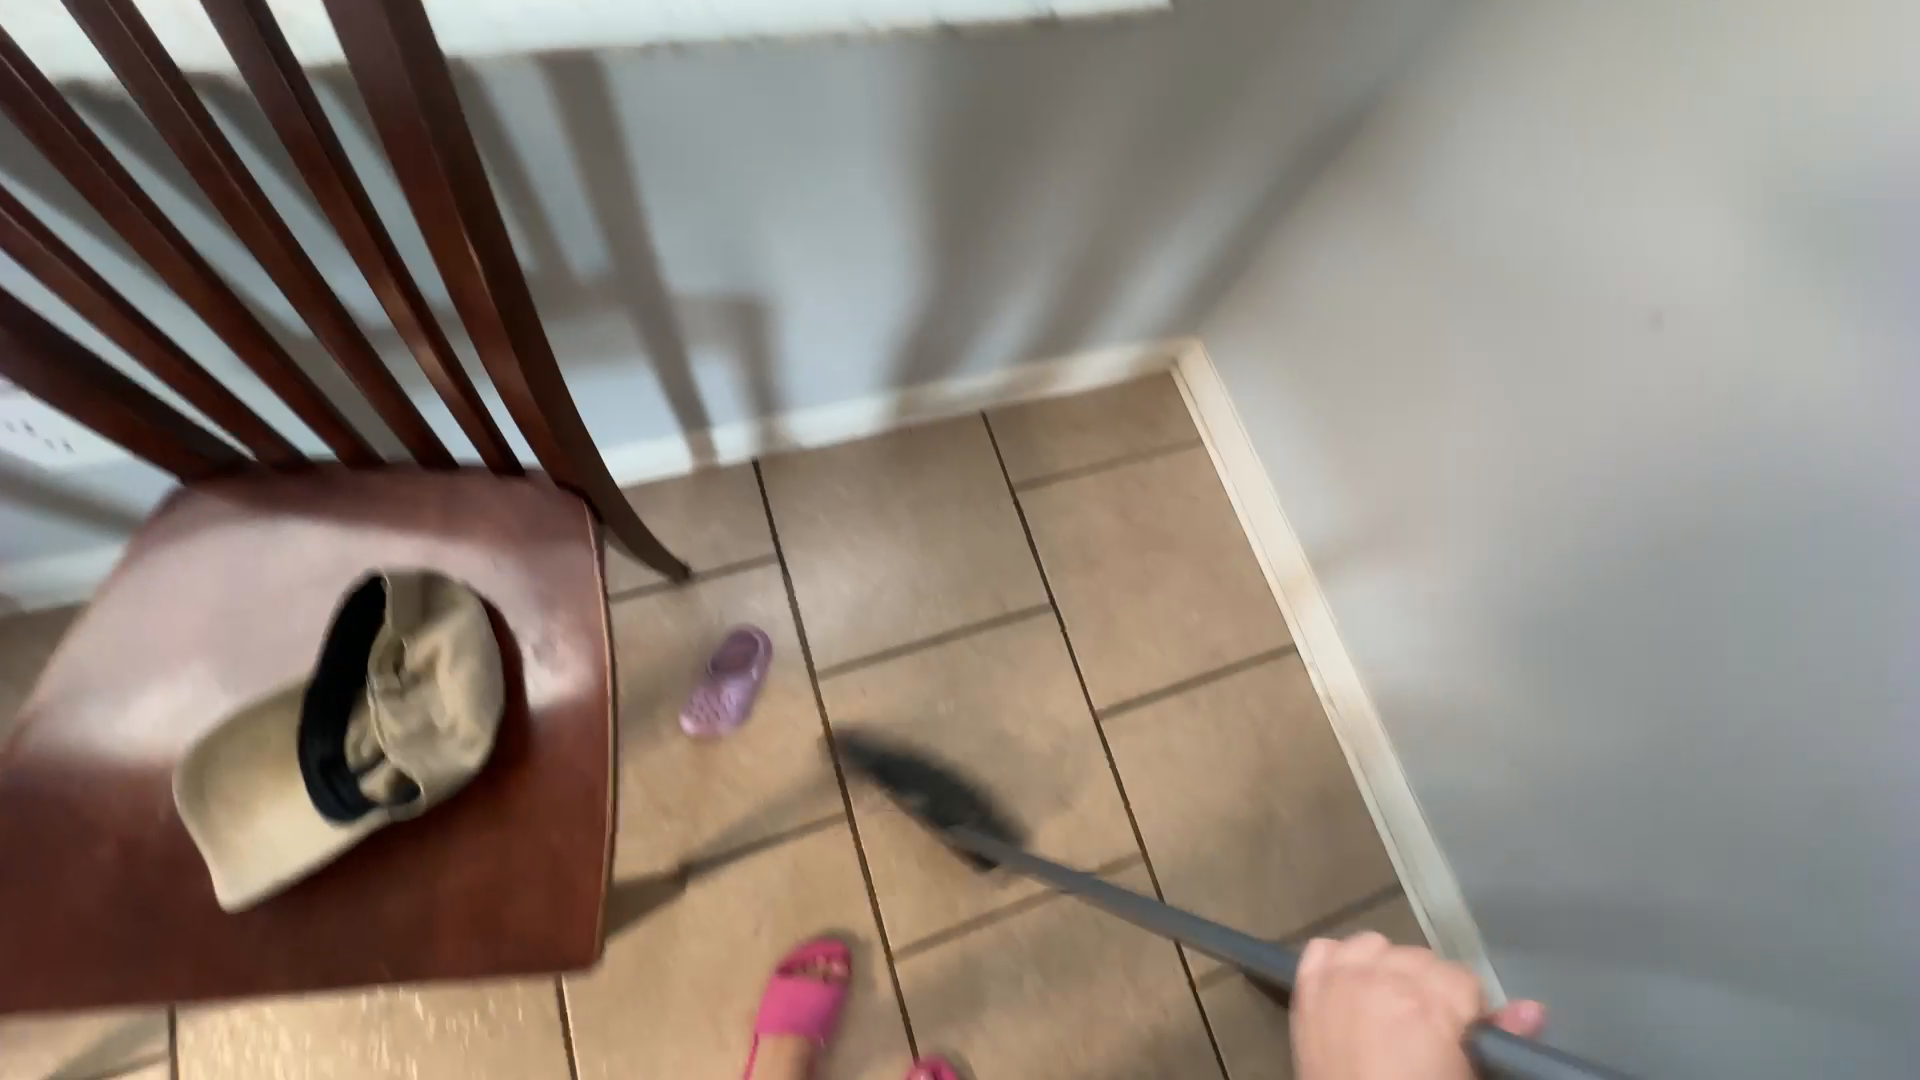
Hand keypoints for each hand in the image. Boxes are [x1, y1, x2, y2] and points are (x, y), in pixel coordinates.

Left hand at [1292, 932, 1545, 1079]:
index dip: (1468, 1006)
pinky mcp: (1306, 986)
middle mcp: (1381, 977)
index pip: (1462, 976)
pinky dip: (1339, 962)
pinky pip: (1324, 948)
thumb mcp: (1470, 1078)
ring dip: (1384, 967)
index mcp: (1429, 1003)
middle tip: (1429, 1027)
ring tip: (1390, 1005)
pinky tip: (1349, 988)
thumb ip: (1504, 1041)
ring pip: (1372, 944)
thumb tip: (1533, 1009)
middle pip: (1418, 957)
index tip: (1465, 1030)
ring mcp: (1338, 977)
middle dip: (1430, 986)